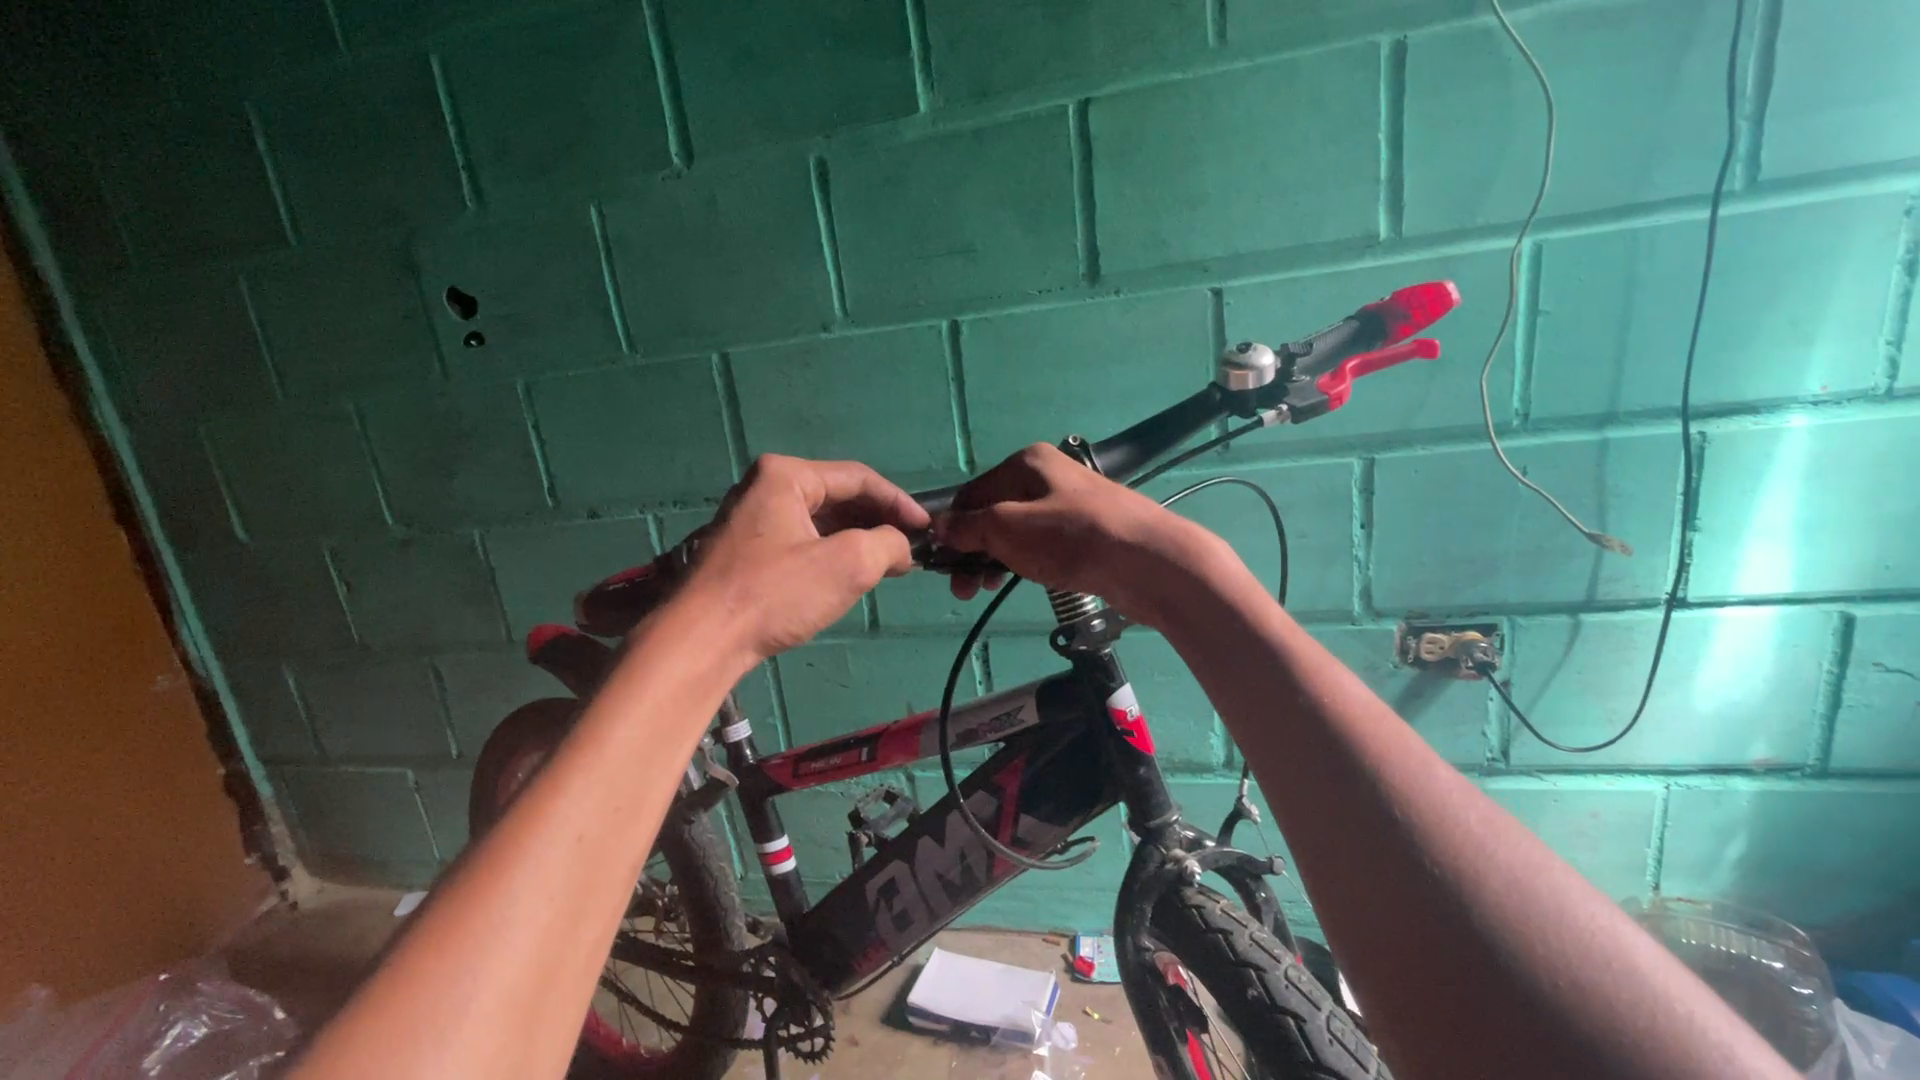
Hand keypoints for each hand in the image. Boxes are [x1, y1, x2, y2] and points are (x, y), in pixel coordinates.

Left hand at [675, 455, 928, 663]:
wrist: (702, 641)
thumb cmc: (776, 593)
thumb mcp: (849, 563)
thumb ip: (888, 544)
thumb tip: (901, 547)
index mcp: (785, 475)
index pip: (859, 478)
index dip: (900, 502)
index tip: (927, 529)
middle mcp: (764, 488)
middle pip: (838, 497)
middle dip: (877, 522)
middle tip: (910, 549)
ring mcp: (749, 520)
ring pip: (819, 522)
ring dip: (856, 540)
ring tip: (888, 565)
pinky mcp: (744, 553)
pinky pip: (800, 542)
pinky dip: (831, 555)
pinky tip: (849, 577)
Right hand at [937, 444, 1236, 627]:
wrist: (1146, 561)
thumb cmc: (1071, 537)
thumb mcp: (1008, 528)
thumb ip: (969, 527)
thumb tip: (939, 527)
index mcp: (1026, 463)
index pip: (971, 494)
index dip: (952, 528)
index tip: (942, 565)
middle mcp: (1046, 476)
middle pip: (993, 513)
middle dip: (972, 549)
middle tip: (963, 589)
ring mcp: (1068, 505)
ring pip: (1016, 532)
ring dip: (995, 559)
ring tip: (987, 589)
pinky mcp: (1085, 533)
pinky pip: (1041, 545)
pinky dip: (1024, 561)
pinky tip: (1022, 580)